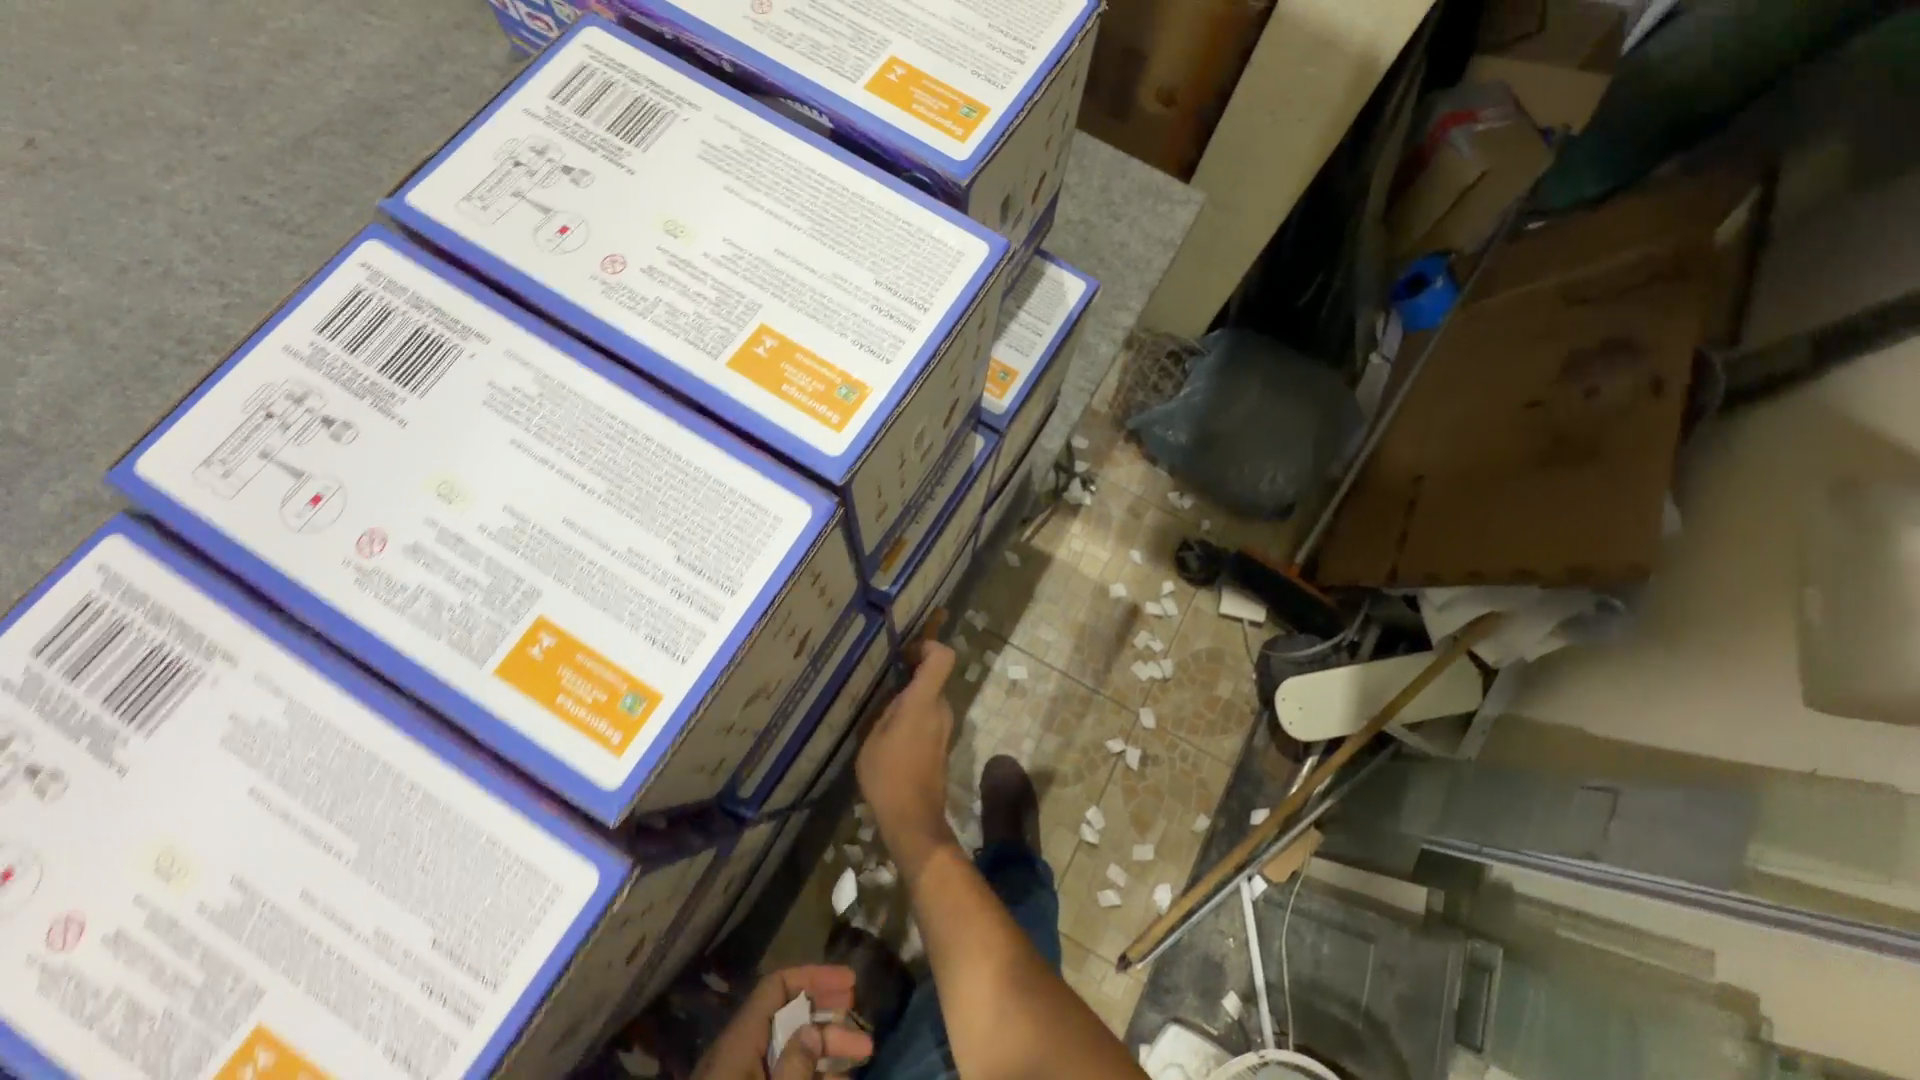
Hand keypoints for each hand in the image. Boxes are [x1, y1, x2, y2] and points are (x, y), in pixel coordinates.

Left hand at [691, 966, 873, 1079]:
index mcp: (738, 1043)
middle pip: (787, 1019)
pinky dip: (810, 1076)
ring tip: (860, 1062)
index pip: (776, 988)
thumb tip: (812, 1029)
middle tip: (864, 1037)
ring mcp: (740, 1079)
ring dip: (825, 1053)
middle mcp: (737, 1054)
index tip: (852, 984)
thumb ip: (795, 1066)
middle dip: (829, 1023)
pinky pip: (781, 1075)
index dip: (815, 978)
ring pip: (788, 1050)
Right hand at [857, 641, 959, 880]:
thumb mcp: (872, 738)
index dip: (927, 646)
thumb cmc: (887, 775)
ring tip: (879, 717)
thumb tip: (896, 697)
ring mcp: (946, 729)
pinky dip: (914, 720)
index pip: (942, 657)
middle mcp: (941, 710)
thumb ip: (886, 711)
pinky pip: (930, 719)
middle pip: (933, 680)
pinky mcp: (943, 746)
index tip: (905, 654)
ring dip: (910, 702)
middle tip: (880, 690)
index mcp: (923, 702)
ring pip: (930, 701)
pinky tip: (889, 738)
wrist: (913, 818)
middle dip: (910, 679)